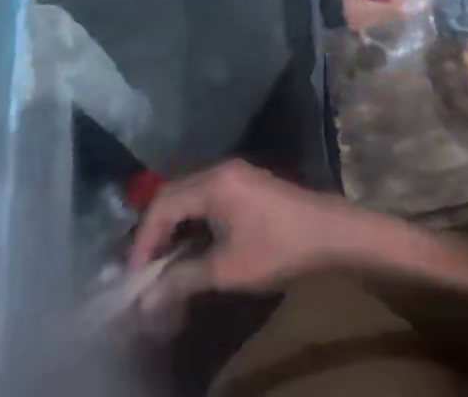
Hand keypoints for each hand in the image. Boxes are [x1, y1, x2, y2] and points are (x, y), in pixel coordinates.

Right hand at [129, 160, 364, 296]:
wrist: (333, 233)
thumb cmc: (278, 247)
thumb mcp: (225, 269)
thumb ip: (181, 279)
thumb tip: (145, 297)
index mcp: (215, 182)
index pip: (161, 205)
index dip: (141, 242)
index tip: (134, 277)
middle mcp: (225, 171)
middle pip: (174, 196)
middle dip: (155, 233)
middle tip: (145, 270)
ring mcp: (242, 176)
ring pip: (193, 197)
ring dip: (175, 228)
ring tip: (165, 264)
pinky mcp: (253, 186)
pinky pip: (211, 198)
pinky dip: (196, 222)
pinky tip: (194, 249)